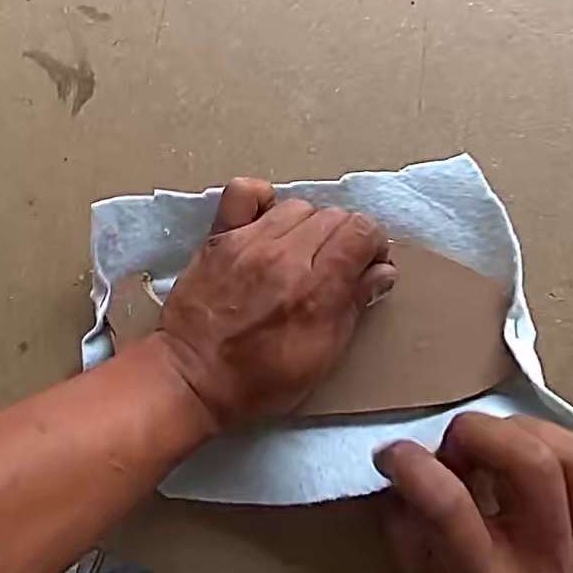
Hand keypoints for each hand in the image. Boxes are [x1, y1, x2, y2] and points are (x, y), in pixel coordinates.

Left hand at [152, 178, 397, 427]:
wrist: (192, 377)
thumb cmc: (258, 379)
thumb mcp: (322, 358)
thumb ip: (352, 307)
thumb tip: (380, 273)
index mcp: (316, 288)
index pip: (361, 231)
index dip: (372, 245)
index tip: (365, 265)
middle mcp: (284, 256)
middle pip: (333, 215)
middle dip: (344, 238)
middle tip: (334, 266)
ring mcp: (248, 242)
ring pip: (297, 205)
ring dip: (308, 226)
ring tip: (299, 253)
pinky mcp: (218, 238)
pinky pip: (243, 193)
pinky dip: (261, 201)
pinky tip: (266, 223)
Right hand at [376, 414, 572, 572]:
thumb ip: (403, 535)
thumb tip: (392, 475)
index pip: (449, 506)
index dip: (409, 464)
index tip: (392, 455)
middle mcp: (548, 565)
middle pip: (530, 466)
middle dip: (476, 432)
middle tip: (453, 445)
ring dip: (527, 433)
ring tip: (498, 442)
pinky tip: (545, 456)